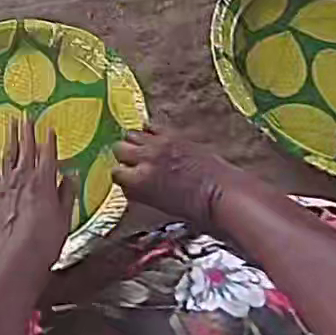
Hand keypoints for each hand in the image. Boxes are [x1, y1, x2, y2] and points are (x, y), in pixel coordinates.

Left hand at [0, 115, 76, 277]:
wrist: (15, 259)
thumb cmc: (45, 241)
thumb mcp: (65, 217)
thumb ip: (67, 193)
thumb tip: (71, 175)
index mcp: (45, 180)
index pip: (48, 153)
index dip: (49, 139)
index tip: (48, 126)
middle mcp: (24, 178)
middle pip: (26, 148)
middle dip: (26, 131)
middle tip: (25, 115)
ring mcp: (6, 186)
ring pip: (9, 155)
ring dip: (10, 138)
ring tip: (10, 123)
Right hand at [112, 123, 246, 226]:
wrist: (220, 193)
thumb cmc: (193, 208)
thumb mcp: (157, 205)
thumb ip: (139, 191)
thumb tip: (130, 185)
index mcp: (139, 181)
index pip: (115, 172)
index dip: (121, 176)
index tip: (126, 179)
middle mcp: (144, 158)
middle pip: (119, 148)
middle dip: (124, 156)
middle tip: (133, 163)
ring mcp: (158, 143)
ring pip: (132, 134)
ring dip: (135, 142)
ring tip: (144, 150)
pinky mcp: (172, 133)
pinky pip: (151, 125)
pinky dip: (150, 131)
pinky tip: (155, 139)